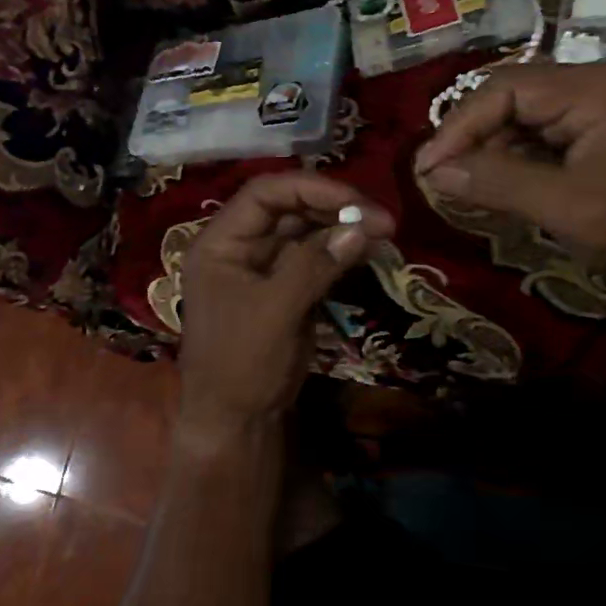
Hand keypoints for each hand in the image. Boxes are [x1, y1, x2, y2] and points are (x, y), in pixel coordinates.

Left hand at [178, 172, 394, 430]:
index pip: (263, 195)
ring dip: (342, 229)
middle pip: (288, 210)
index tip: (355, 199)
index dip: (309, 188)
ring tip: (385, 232)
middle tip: (383, 219)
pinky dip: (340, 254)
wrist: (236, 417)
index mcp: (220, 245)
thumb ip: (313, 266)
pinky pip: (314, 261)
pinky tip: (369, 251)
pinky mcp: (285, 291)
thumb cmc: (240, 362)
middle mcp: (240, 249)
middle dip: (333, 208)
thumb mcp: (274, 311)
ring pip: (305, 234)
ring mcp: (263, 270)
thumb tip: (359, 227)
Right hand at [414, 59, 605, 299]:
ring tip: (466, 187)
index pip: (508, 88)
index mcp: (605, 88)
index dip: (459, 125)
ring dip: (494, 151)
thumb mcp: (567, 208)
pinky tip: (504, 187)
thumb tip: (433, 171)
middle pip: (518, 97)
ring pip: (531, 118)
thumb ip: (497, 183)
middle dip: (474, 137)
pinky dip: (521, 160)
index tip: (426, 170)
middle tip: (441, 179)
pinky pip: (553, 136)